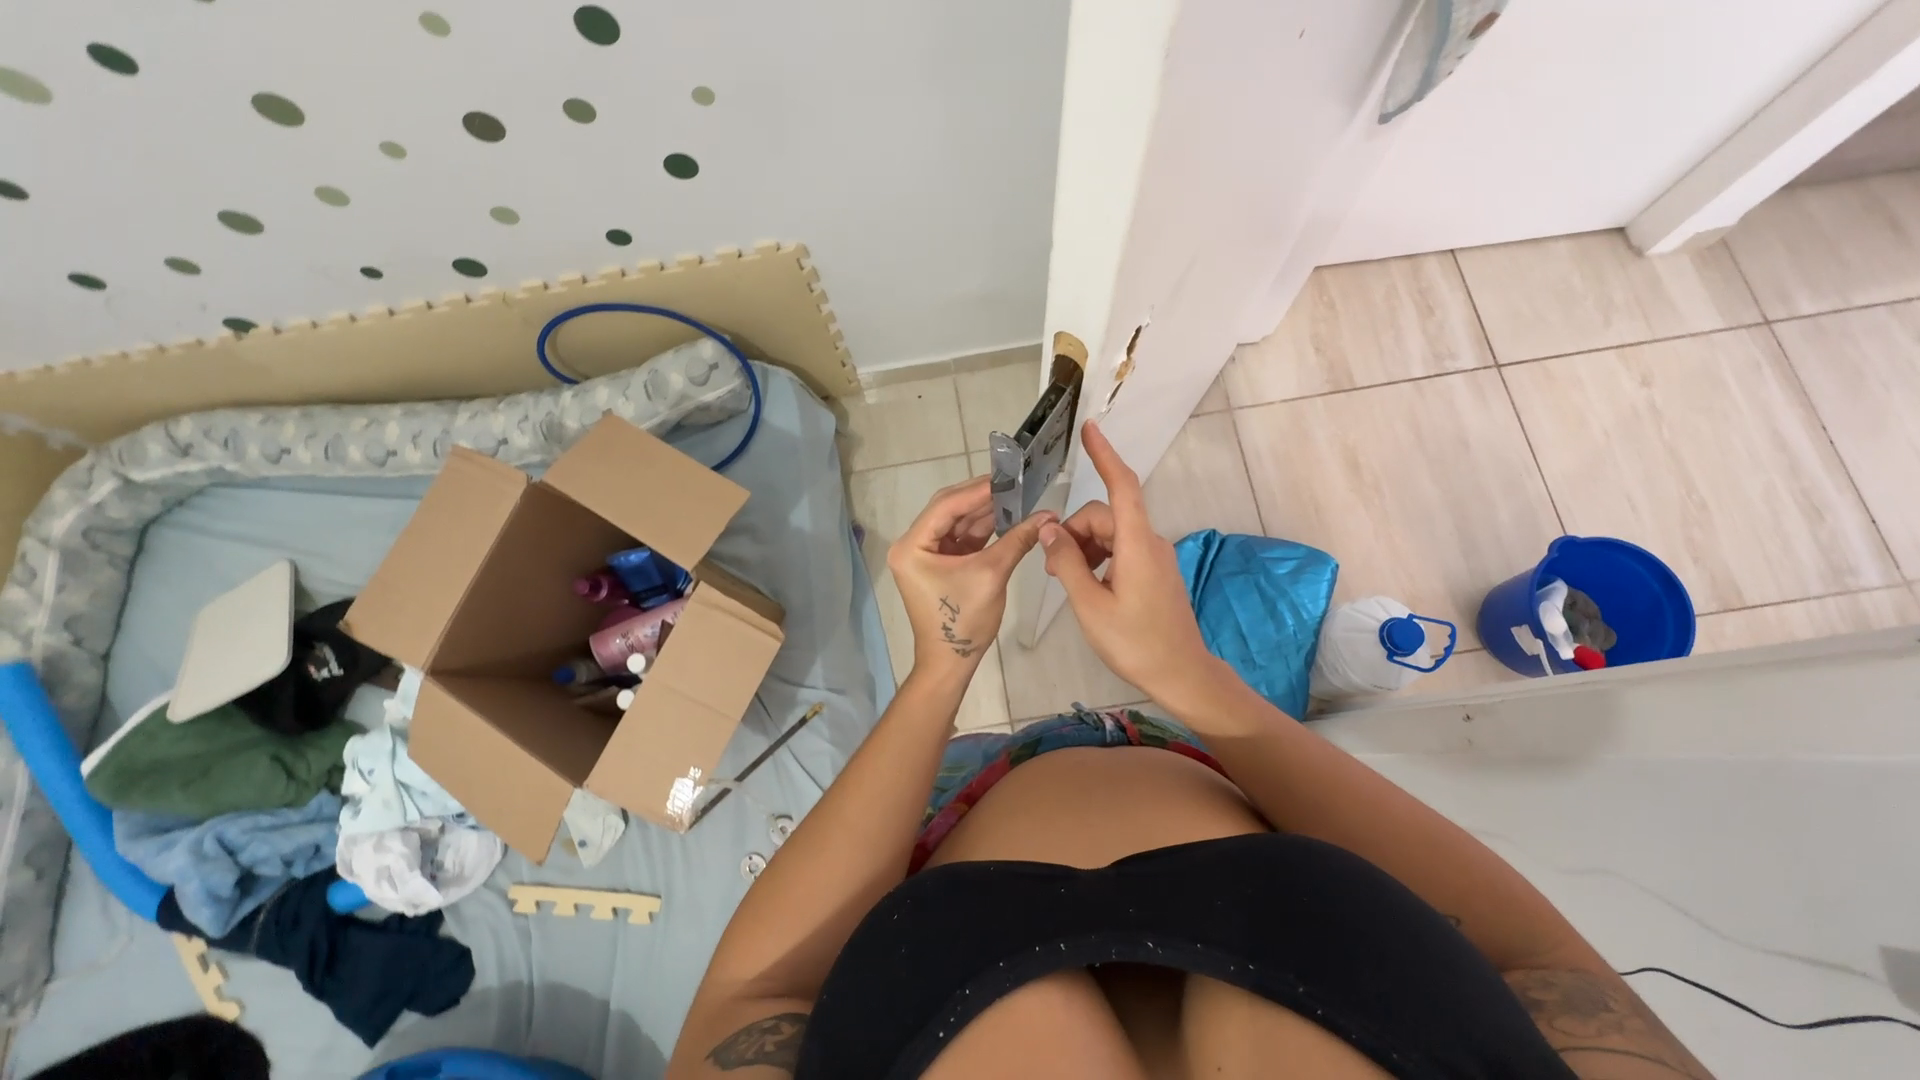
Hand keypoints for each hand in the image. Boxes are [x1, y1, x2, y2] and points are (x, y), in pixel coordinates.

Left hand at [888, 476, 1051, 675]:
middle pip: (948, 510)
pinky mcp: (939, 564)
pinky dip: (982, 529)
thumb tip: (1048, 515)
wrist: (950, 662)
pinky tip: (1005, 517)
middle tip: (1012, 482)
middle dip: (980, 497)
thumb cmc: (964, 620)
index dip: (977, 490)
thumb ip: (1017, 540)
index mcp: (912, 546)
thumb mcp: (991, 575)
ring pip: (956, 523)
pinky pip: (960, 539)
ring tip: (1014, 497)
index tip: (1006, 477)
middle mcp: (912, 545)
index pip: (945, 506)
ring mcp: (925, 555)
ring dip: (983, 512)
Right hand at [1038, 420, 1213, 699]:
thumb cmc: (1134, 642)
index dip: (1105, 455)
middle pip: (1104, 516)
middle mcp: (1149, 542)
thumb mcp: (1089, 606)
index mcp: (1137, 544)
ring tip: (1067, 581)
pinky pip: (1120, 550)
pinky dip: (1098, 559)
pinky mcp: (1155, 572)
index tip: (1090, 429)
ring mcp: (1154, 557)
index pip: (1121, 486)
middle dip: (1074, 532)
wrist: (1181, 673)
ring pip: (1110, 534)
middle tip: (1052, 568)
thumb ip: (1067, 564)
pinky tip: (1087, 586)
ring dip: (1084, 547)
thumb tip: (1049, 530)